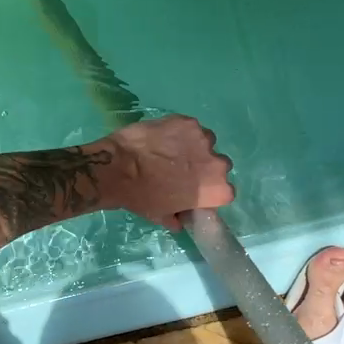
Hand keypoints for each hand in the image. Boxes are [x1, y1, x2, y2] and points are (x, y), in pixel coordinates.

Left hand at [93, 115, 234, 229]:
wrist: (119, 168)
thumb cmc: (142, 197)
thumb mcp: (162, 216)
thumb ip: (177, 218)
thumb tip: (178, 221)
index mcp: (218, 190)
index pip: (224, 190)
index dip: (209, 189)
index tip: (194, 188)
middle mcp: (217, 164)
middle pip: (217, 164)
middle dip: (203, 165)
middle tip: (181, 168)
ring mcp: (203, 139)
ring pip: (205, 141)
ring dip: (193, 146)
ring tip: (170, 149)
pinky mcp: (187, 121)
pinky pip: (189, 126)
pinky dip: (179, 130)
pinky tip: (163, 135)